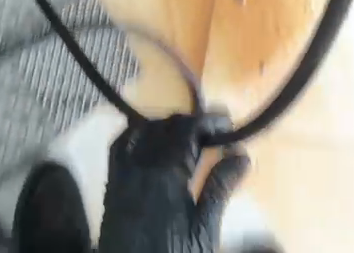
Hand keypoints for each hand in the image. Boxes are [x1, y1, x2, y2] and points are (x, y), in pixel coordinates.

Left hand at [96, 116, 249, 252]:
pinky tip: (151, 140)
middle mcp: (142, 164)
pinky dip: (138, 133)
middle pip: (168, 125)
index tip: (229, 123)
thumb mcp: (203, 232)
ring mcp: (123, 172)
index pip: (189, 129)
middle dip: (193, 124)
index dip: (210, 121)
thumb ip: (219, 189)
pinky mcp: (111, 184)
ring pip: (145, 129)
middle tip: (215, 135)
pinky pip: (120, 144)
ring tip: (188, 139)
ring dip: (168, 126)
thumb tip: (242, 154)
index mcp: (167, 174)